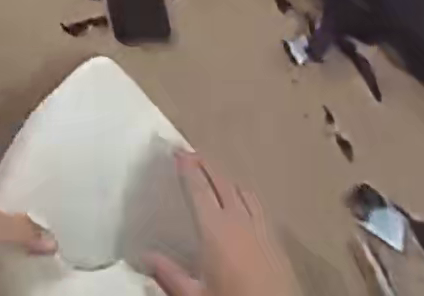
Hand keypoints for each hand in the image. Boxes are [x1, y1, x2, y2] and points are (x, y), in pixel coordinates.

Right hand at [144, 153, 298, 295]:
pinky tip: (242, 204)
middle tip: (190, 154)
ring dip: (226, 179)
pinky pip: (260, 209)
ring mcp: (263, 231)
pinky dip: (246, 197)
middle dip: (205, 165)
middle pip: (221, 182)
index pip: (197, 188)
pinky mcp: (279, 245)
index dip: (186, 167)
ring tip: (214, 176)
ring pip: (243, 192)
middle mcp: (238, 221)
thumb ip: (169, 273)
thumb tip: (144, 256)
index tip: (176, 151)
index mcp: (214, 228)